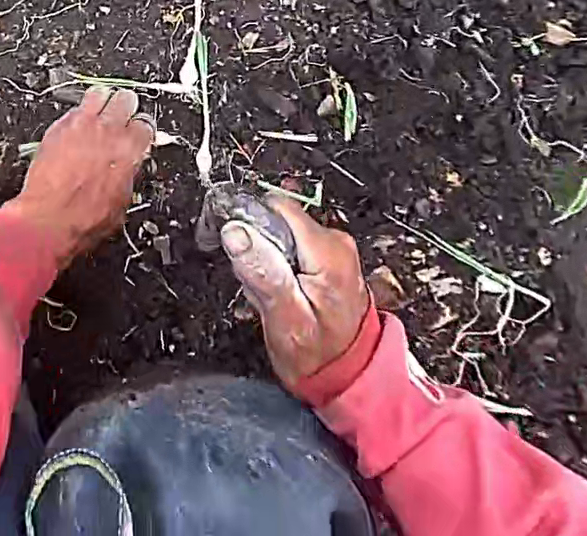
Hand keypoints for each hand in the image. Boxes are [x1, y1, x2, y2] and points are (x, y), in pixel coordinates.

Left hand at [7, 87, 152, 266]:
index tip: (135, 134)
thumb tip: (127, 168)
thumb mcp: (121, 201)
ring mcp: (83, 126)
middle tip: (119, 117)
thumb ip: (128, 174)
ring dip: (101, 102)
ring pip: (99, 93)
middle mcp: (109, 132)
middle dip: (124, 107)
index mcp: (130, 150)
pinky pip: (74, 109)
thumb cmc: (83, 218)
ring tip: (98, 113)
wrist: (48, 221)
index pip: (145, 124)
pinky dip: (77, 114)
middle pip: (126, 99)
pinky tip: (75, 126)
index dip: (140, 130)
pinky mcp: (59, 128)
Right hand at [220, 197, 370, 388]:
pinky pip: (293, 246)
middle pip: (280, 220)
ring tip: (272, 293)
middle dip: (259, 246)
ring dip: (268, 258)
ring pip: (284, 233)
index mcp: (327, 251)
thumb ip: (262, 272)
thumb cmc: (320, 356)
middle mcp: (335, 242)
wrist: (351, 378)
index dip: (250, 221)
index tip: (235, 243)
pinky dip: (281, 264)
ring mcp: (335, 247)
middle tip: (258, 285)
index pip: (278, 209)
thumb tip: (237, 232)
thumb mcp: (284, 319)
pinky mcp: (329, 256)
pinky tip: (283, 291)